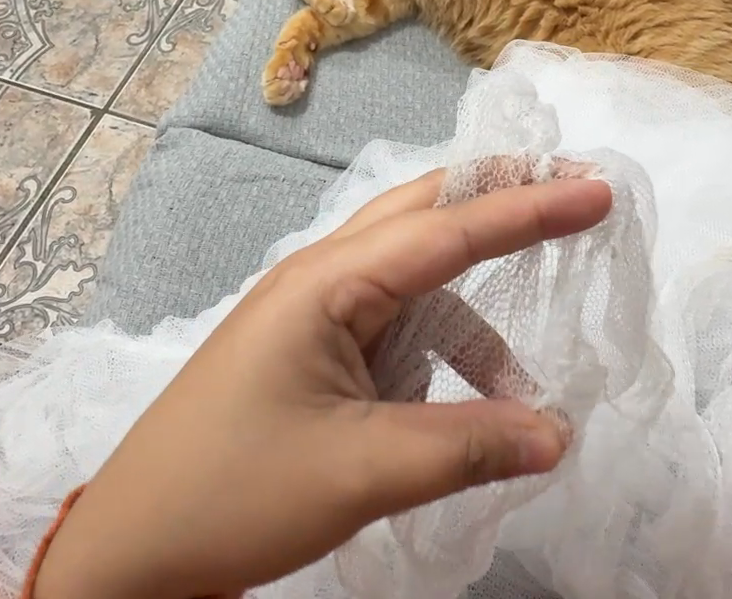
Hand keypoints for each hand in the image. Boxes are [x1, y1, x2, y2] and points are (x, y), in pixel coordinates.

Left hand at [31, 166, 613, 598]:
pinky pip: (394, 321)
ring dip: (473, 297)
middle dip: (498, 198)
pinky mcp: (312, 343)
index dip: (530, 207)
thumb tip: (560, 434)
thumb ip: (468, 447)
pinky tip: (466, 398)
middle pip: (423, 212)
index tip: (598, 190)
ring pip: (411, 269)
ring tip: (527, 350)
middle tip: (570, 188)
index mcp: (328, 280)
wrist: (132, 544)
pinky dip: (441, 346)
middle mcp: (321, 274)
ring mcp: (313, 307)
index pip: (448, 229)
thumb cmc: (236, 492)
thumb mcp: (362, 471)